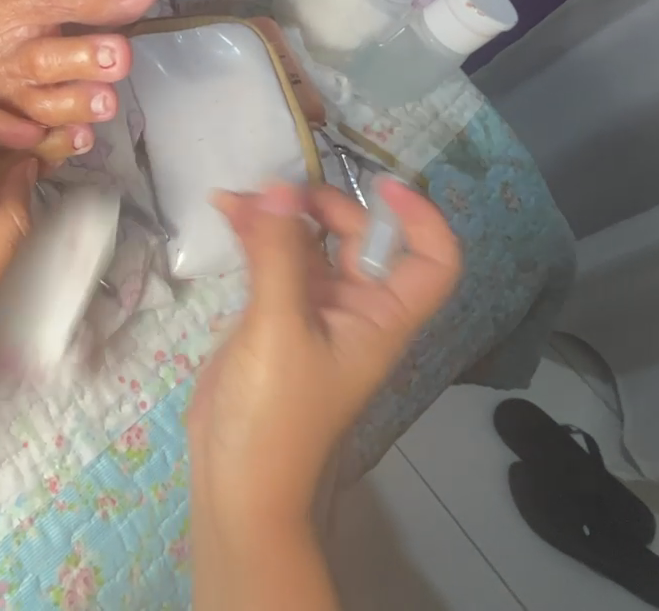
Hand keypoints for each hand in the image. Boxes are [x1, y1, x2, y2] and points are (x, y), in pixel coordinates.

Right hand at [188, 178, 460, 608]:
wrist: (237, 475)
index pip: (432, 261)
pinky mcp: (271, 315)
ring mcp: (309, 311)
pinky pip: (271, 260)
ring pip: (307, 245)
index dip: (420, 218)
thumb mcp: (280, 327)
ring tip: (236, 197)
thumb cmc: (277, 410)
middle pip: (360, 240)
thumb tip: (278, 185)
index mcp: (382, 317)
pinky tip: (226, 214)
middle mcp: (354, 309)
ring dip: (278, 216)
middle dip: (324, 206)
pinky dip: (253, 234)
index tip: (378, 182)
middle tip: (276, 188)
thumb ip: (280, 253)